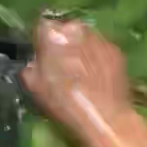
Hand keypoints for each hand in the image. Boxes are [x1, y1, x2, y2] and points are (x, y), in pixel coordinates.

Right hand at [22, 17, 135, 141]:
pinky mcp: (115, 49)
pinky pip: (102, 48)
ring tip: (83, 71)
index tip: (43, 55)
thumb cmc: (64, 104)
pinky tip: (98, 75)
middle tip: (63, 64)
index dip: (42, 42)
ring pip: (85, 38)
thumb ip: (31, 68)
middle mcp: (76, 29)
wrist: (105, 119)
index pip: (42, 28)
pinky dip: (98, 57)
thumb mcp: (35, 88)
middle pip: (66, 30)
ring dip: (82, 49)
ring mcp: (99, 37)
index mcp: (53, 34)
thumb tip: (35, 63)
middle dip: (63, 43)